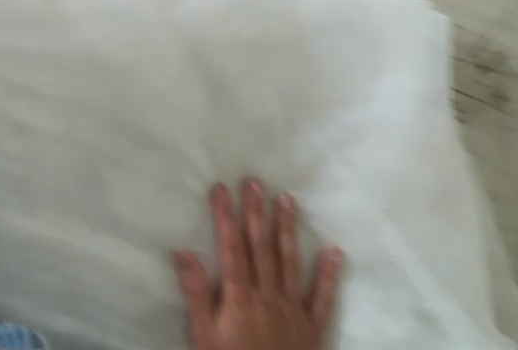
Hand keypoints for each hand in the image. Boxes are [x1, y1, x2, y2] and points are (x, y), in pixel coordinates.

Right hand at [173, 180, 343, 349]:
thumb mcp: (204, 336)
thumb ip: (196, 294)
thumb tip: (183, 251)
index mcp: (240, 297)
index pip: (232, 247)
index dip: (226, 216)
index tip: (221, 188)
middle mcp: (268, 296)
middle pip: (261, 247)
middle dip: (256, 212)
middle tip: (255, 182)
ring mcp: (293, 311)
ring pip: (290, 262)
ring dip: (287, 229)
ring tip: (287, 199)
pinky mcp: (312, 329)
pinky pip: (323, 299)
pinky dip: (329, 275)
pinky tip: (335, 253)